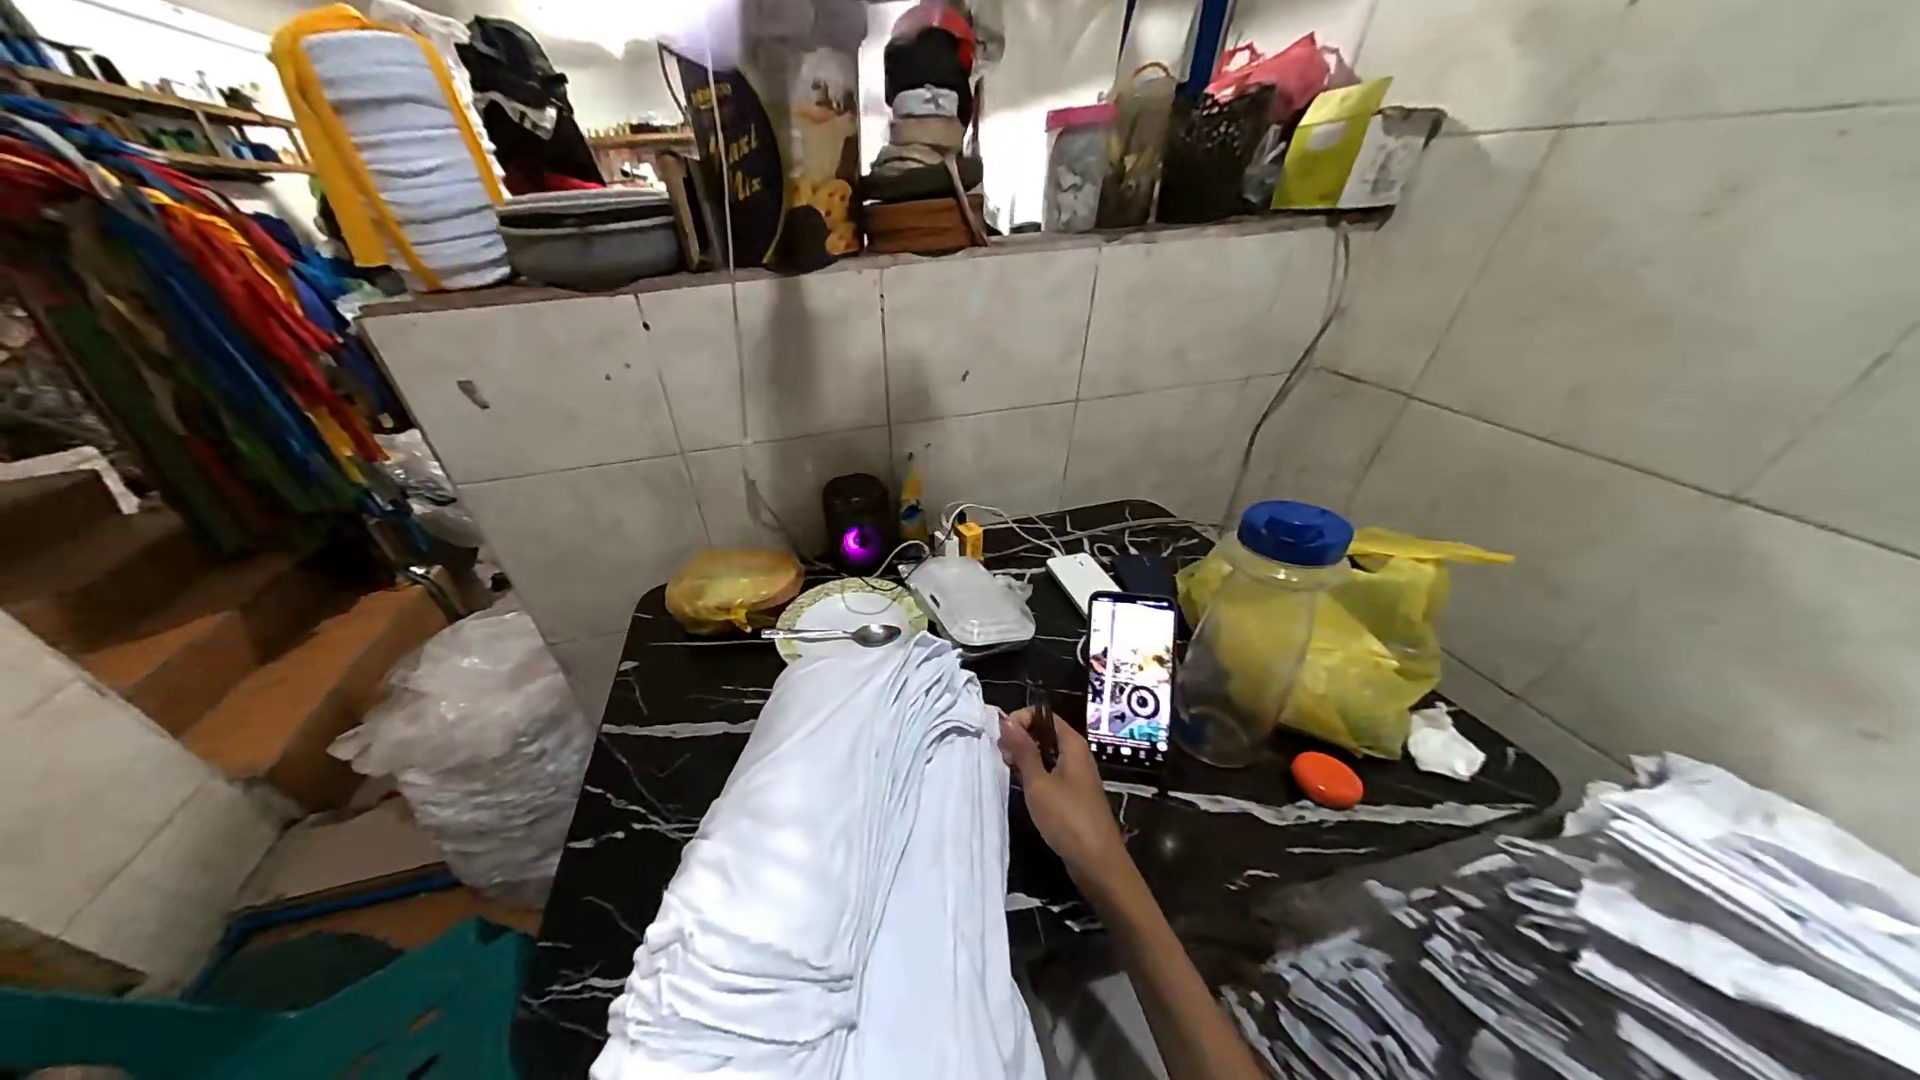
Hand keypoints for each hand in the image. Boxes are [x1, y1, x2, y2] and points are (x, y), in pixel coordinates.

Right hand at [1000, 707, 1129, 884]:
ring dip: (1025, 758)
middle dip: (1020, 738)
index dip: (1020, 720)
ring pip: (1045, 753)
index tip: (1002, 739)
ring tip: (1009, 771)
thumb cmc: (1068, 818)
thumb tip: (1006, 720)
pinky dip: (1035, 774)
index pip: (1043, 715)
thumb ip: (1023, 750)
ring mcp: (1076, 774)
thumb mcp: (1039, 783)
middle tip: (1003, 757)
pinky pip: (1050, 772)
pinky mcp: (1073, 793)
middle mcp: (1076, 753)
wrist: (1098, 862)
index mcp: (1072, 744)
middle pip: (1044, 732)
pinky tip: (1023, 787)